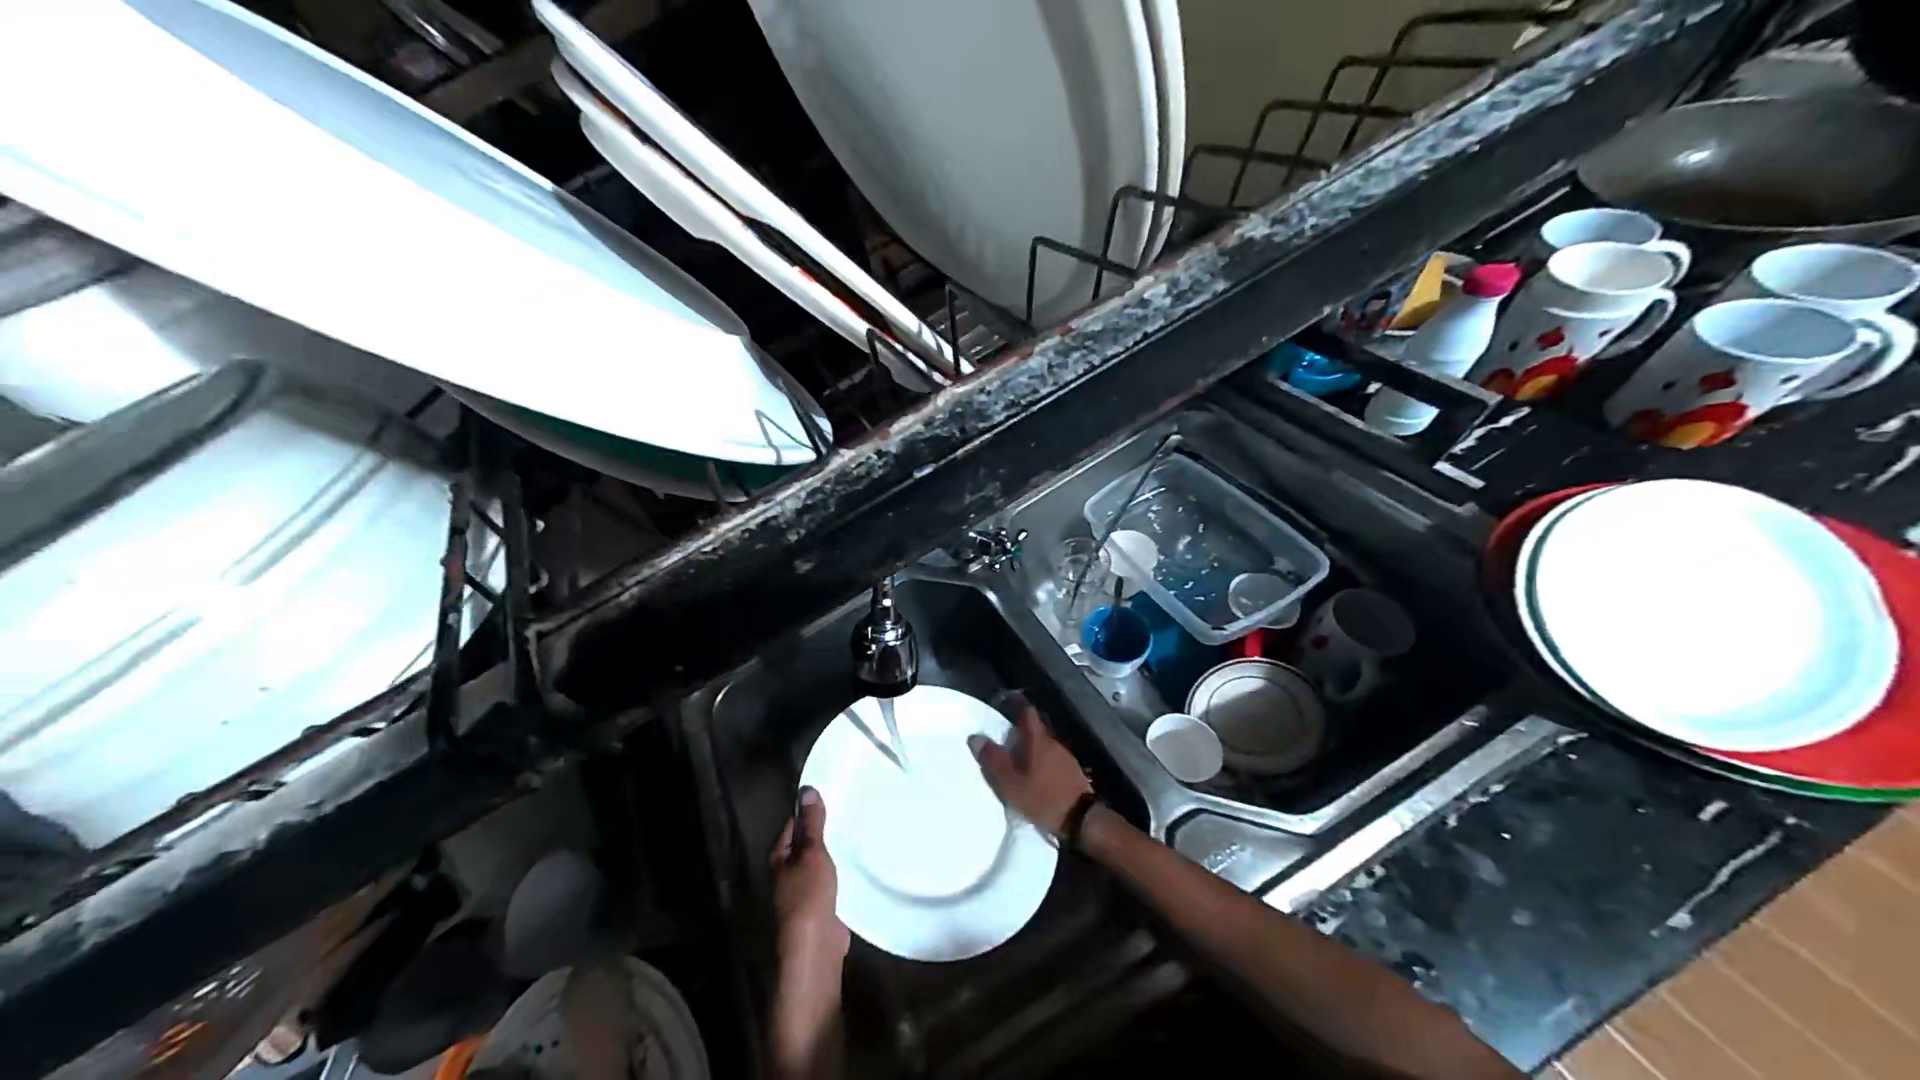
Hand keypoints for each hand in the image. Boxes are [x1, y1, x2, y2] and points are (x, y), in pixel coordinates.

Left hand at [770, 786, 847, 967]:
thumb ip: (812, 824)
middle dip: (823, 829)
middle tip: (849, 808)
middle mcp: (788, 871)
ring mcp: (804, 888)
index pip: (793, 824)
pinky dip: (841, 867)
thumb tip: (807, 789)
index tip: (831, 793)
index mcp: (780, 856)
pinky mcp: (820, 902)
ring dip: (834, 849)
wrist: (815, 942)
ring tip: (856, 829)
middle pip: (806, 842)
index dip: (810, 809)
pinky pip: (830, 876)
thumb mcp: (812, 852)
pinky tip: (857, 860)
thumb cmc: (808, 892)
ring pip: (820, 860)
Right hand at [969, 697, 1091, 835]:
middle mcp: (1053, 742)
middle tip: (1002, 740)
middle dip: (1018, 731)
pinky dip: (1039, 763)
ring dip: (1029, 749)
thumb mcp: (1010, 781)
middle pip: (1034, 728)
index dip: (1015, 703)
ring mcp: (1065, 757)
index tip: (1003, 701)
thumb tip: (976, 737)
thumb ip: (992, 759)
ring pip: (1042, 745)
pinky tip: (1033, 777)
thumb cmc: (1042, 797)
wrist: (1081, 819)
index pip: (1026, 710)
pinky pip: (1050, 760)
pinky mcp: (1071, 772)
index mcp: (1037, 739)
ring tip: (1015, 762)